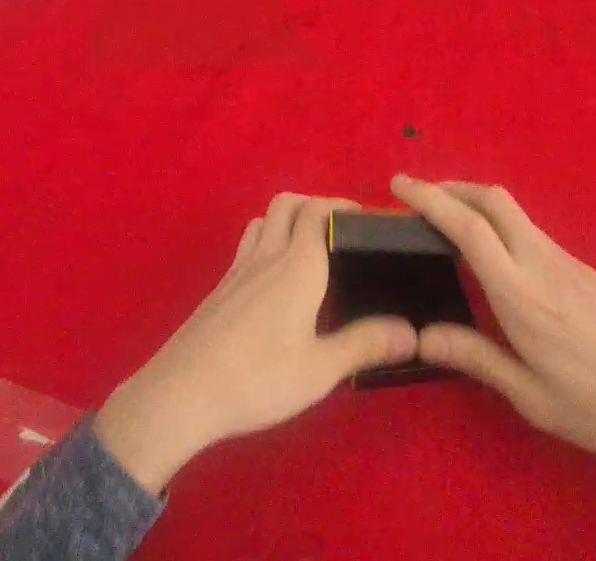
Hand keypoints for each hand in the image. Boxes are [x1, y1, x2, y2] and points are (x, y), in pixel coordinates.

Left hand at [94, 194, 416, 491]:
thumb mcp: (320, 369)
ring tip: (309, 250)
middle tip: (340, 232)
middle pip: (286, 204)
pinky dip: (266, 244)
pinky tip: (275, 283)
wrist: (182, 392)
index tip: (366, 221)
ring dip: (286, 220)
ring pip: (262, 221)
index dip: (342, 206)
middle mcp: (265, 256)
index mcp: (296, 265)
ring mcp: (237, 270)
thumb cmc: (258, 378)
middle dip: (315, 204)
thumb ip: (365, 345)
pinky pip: (247, 247)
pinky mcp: (220, 289)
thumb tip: (413, 332)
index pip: (317, 211)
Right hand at [391, 175, 595, 560]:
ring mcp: (569, 264)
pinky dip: (497, 224)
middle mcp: (544, 264)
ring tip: (445, 222)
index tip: (398, 185)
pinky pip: (531, 232)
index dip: (429, 199)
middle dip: (451, 187)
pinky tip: (491, 255)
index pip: (467, 228)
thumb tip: (421, 335)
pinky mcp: (585, 272)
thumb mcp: (532, 397)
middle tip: (416, 196)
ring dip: (474, 203)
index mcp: (522, 294)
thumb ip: (475, 357)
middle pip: (494, 200)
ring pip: (514, 213)